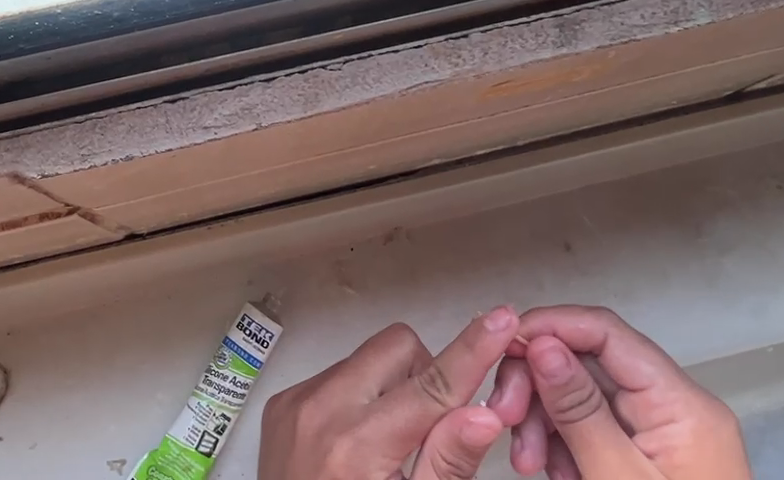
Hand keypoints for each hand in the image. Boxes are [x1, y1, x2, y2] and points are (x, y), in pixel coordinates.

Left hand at [259, 306, 523, 479]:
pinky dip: (358, 395)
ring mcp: (296, 401)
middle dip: (424, 376)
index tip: (501, 319)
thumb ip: (447, 463)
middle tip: (425, 429)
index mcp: (358, 447)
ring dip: (388, 386)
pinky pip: (336, 372)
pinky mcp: (282, 400)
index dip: (473, 350)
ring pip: (366, 356)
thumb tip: (485, 414)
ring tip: (384, 443)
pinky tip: (354, 440)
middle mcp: (321, 411)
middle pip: (397, 348)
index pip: (432, 387)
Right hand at [486, 306, 750, 479]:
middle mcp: (672, 405)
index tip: (502, 347)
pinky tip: (548, 472)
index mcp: (680, 404)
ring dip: (542, 419)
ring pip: (580, 393)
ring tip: (525, 463)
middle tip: (504, 418)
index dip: (550, 326)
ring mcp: (658, 431)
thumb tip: (541, 341)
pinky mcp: (644, 455)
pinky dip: (559, 443)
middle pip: (587, 361)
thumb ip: (579, 409)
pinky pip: (589, 426)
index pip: (606, 331)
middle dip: (538, 384)